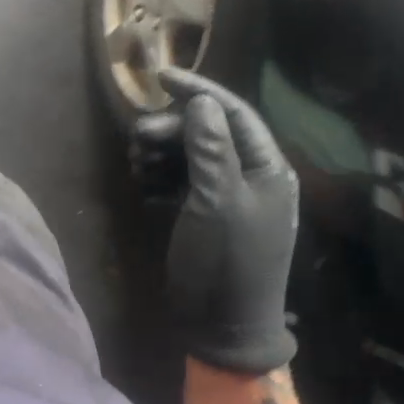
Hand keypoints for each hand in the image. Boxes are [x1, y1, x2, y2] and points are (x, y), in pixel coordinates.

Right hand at [158, 68, 297, 375]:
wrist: (221, 328)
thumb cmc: (225, 262)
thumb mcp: (216, 201)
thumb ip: (211, 148)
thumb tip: (202, 102)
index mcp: (267, 170)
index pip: (233, 113)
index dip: (198, 90)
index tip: (158, 75)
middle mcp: (251, 177)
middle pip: (206, 131)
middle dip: (170, 129)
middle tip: (137, 138)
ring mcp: (227, 197)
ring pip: (189, 154)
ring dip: (160, 152)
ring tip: (136, 164)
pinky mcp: (205, 215)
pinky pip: (179, 180)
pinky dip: (158, 177)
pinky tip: (143, 186)